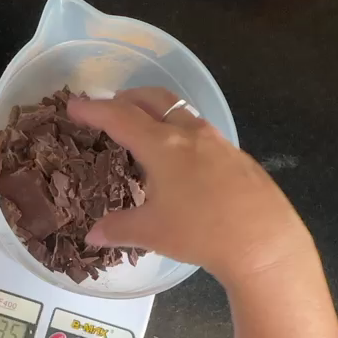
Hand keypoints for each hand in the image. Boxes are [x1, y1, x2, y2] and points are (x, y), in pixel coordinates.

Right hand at [68, 88, 312, 288]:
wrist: (262, 239)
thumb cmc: (200, 232)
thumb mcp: (151, 233)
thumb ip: (118, 229)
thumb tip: (93, 236)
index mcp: (162, 145)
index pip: (120, 118)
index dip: (94, 110)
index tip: (74, 106)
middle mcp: (189, 133)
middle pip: (154, 99)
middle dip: (127, 98)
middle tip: (109, 107)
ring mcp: (217, 141)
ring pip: (180, 112)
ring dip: (157, 112)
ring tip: (144, 129)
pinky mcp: (235, 155)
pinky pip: (200, 132)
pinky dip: (179, 133)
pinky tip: (180, 159)